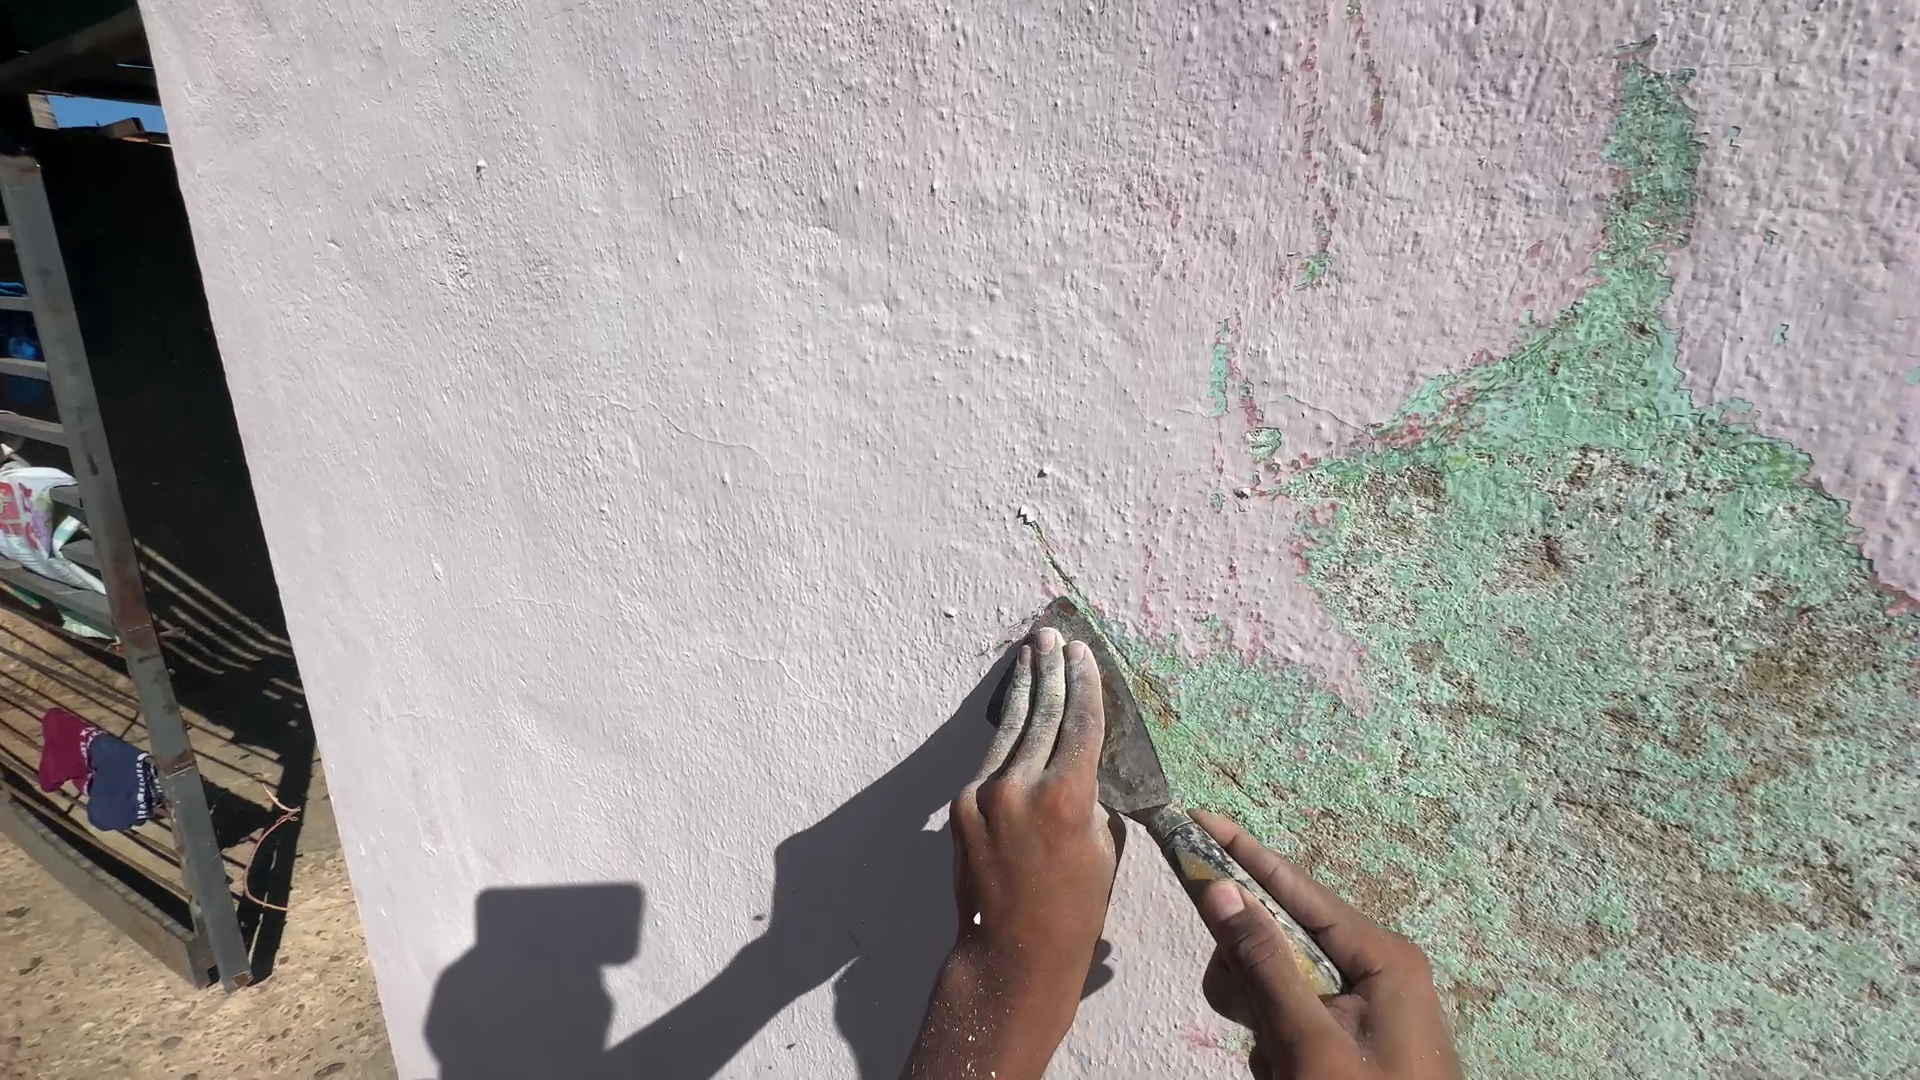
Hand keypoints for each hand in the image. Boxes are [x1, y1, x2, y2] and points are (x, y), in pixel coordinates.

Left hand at [902, 627, 1123, 1079]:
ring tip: (1029, 653)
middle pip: (1040, 713)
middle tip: (1051, 636)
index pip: (1079, 724)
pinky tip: (1015, 708)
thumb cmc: (1074, 911)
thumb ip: (1091, 794)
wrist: (1009, 956)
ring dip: (1022, 687)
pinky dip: (1007, 732)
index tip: (1084, 654)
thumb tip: (1081, 759)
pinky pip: (992, 758)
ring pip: (1009, 727)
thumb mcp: (1103, 848)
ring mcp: (984, 792)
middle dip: (1050, 671)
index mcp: (1067, 797)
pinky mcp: (962, 804)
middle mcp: (1020, 785)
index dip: (1084, 686)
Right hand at [1192, 811, 1461, 1079]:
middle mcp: (1375, 962)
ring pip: (1276, 969)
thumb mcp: (1309, 1044)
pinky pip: (1289, 1002)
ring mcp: (1364, 995)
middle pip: (1279, 930)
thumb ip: (1262, 963)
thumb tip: (1220, 888)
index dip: (1240, 849)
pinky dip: (1274, 1031)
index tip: (1196, 816)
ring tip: (1277, 1063)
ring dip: (1259, 1010)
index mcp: (1381, 955)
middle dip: (1247, 967)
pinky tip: (1286, 1069)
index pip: (1294, 884)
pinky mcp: (1351, 1024)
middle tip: (1239, 1010)